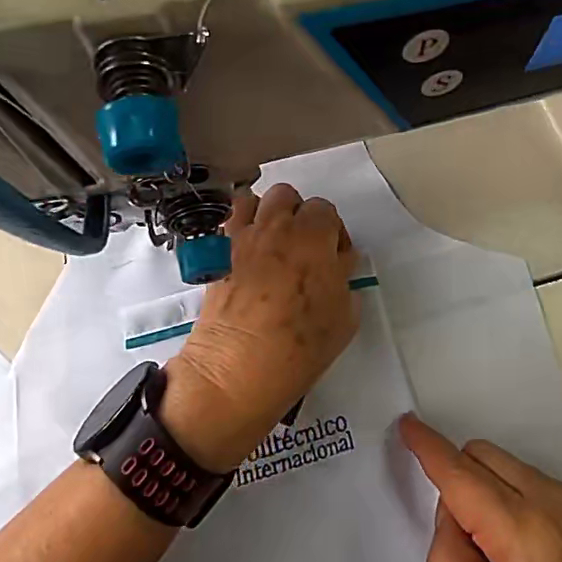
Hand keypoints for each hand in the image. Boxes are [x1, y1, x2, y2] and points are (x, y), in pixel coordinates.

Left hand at [158, 184, 359, 470]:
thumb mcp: (344, 317)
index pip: (325, 210)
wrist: (239, 366)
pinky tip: (246, 252)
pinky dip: (238, 226)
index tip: (334, 256)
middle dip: (298, 214)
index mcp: (312, 238)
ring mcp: (242, 238)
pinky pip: (228, 222)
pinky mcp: (218, 254)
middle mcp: (275, 228)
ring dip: (265, 213)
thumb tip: (335, 268)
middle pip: (288, 196)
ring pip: (253, 199)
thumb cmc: (298, 347)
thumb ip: (342, 280)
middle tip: (304, 245)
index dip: (332, 232)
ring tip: (271, 242)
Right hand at [399, 415, 561, 561]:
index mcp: (528, 540)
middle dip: (457, 479)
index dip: (427, 447)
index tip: (408, 426)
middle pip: (484, 456)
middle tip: (460, 548)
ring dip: (487, 494)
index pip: (460, 474)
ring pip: (509, 469)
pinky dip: (514, 502)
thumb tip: (451, 524)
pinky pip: (537, 487)